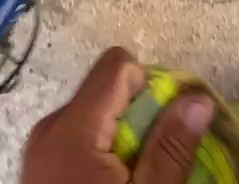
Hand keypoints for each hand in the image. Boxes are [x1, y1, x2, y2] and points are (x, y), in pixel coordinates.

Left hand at [20, 47, 213, 183]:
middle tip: (157, 159)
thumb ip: (171, 148)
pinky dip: (104, 150)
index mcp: (73, 127)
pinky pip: (79, 135)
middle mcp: (51, 125)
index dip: (150, 85)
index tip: (168, 124)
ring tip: (137, 177)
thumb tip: (197, 97)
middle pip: (106, 88)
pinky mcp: (41, 164)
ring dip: (124, 135)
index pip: (117, 66)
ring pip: (95, 112)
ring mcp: (42, 146)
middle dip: (140, 115)